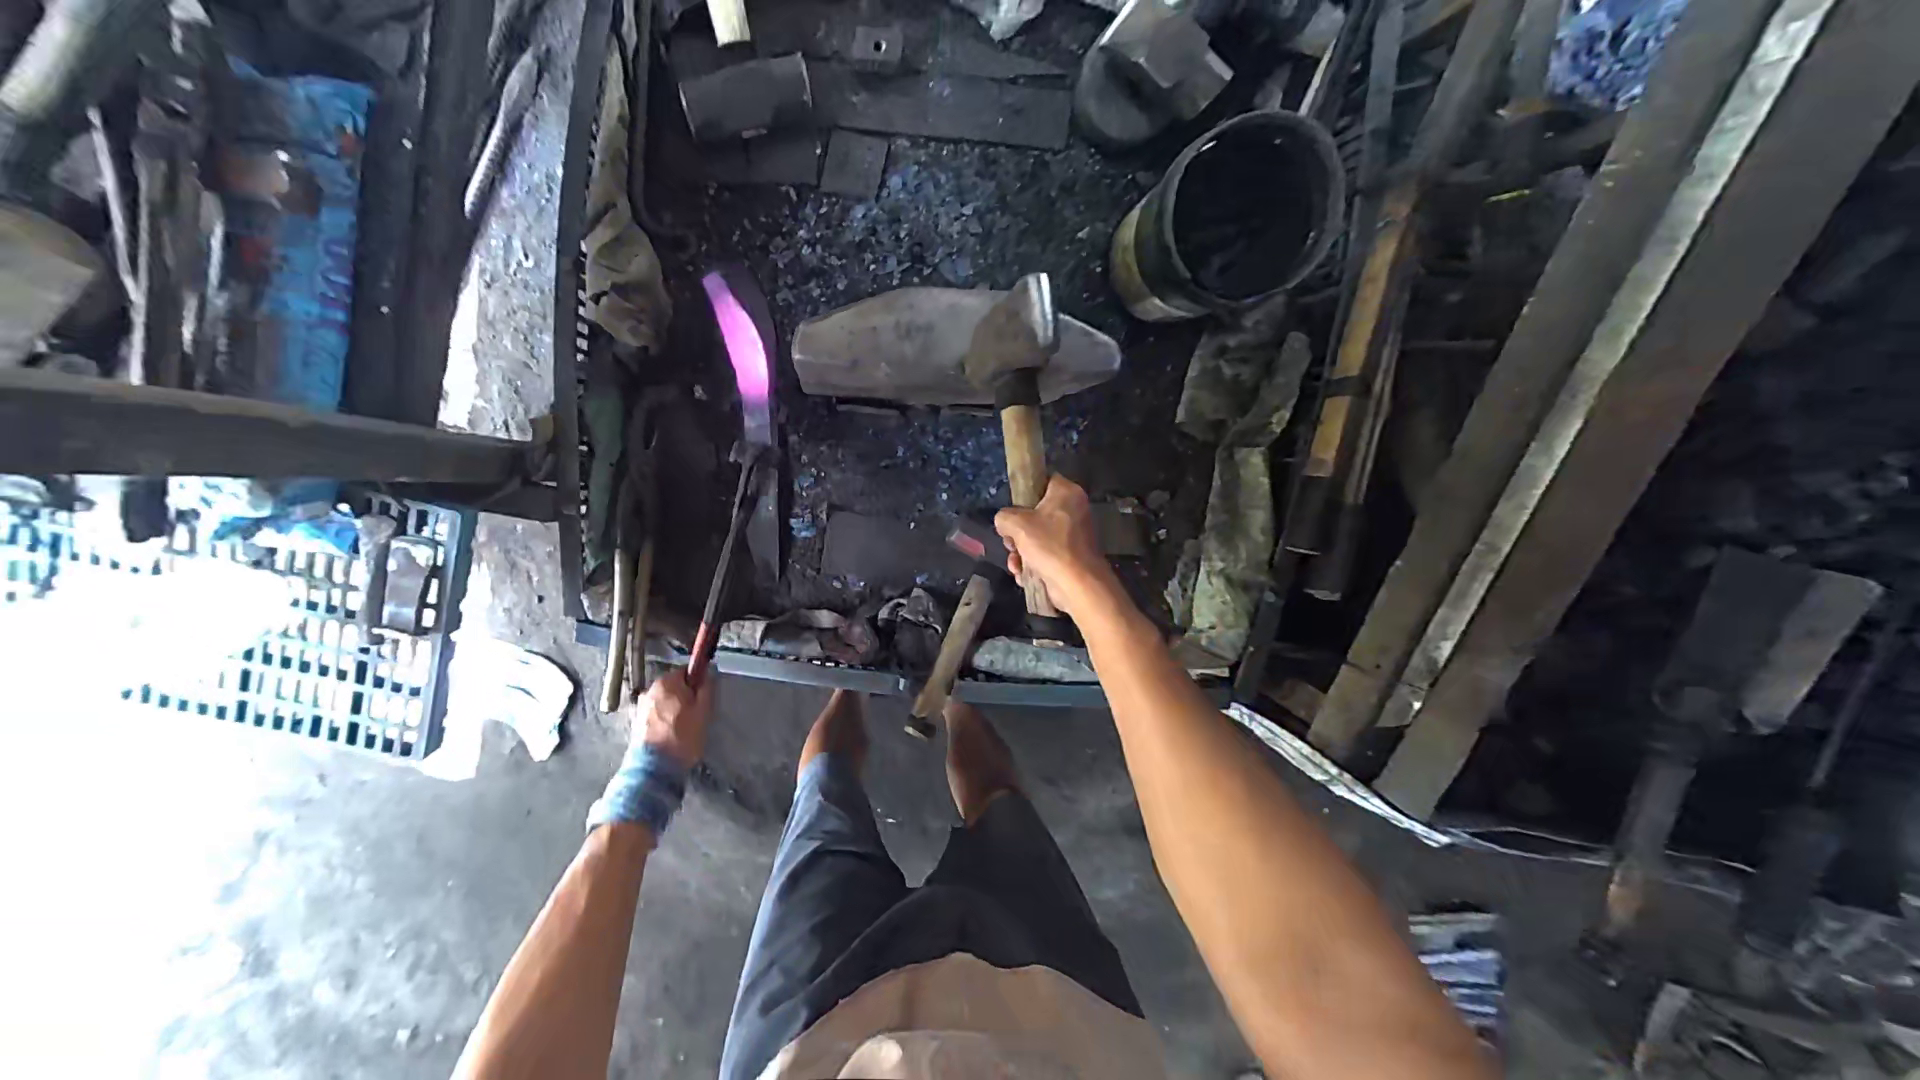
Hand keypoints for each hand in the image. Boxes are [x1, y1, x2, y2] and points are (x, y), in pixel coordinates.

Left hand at [628, 669, 712, 765]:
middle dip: (685, 696)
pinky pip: (655, 713)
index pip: (686, 671)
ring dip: (674, 708)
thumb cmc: (683, 736)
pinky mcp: (635, 723)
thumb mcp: (704, 711)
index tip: (704, 697)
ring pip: (664, 701)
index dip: (698, 682)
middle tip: (697, 714)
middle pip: (673, 686)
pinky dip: (664, 719)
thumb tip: (709, 670)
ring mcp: (640, 706)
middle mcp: (649, 689)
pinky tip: (671, 733)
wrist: (655, 769)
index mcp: (666, 682)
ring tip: (683, 727)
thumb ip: (707, 687)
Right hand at [994, 474, 1122, 618]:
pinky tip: (1024, 574)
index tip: (1011, 509)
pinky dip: (1034, 563)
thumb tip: (1005, 523)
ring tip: (1016, 564)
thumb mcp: (1017, 524)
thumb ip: (1004, 517)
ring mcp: (1075, 534)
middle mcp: (1074, 509)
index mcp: (1067, 492)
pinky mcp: (1072, 555)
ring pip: (1038, 536)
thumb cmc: (1049, 546)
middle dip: (1017, 531)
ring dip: (1021, 551)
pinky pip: (1046, 553)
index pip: (1043, 480)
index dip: (1024, 493)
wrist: (1078, 584)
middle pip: (1036, 512)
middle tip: (1010, 542)